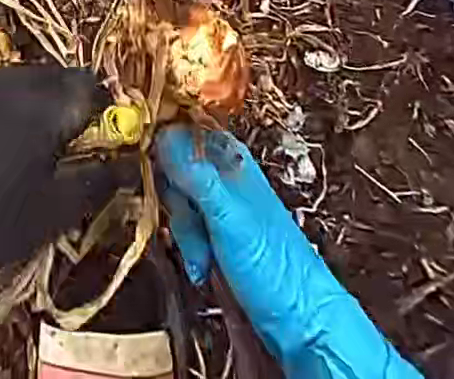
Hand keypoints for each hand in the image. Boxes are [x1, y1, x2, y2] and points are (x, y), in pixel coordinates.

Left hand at [0, 65, 132, 299]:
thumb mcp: (55, 210)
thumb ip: (100, 181)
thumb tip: (134, 164)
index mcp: (49, 102)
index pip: (97, 88)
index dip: (111, 114)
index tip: (109, 146)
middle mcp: (24, 80)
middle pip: (70, 79)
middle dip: (85, 107)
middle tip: (82, 151)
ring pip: (44, 82)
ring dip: (58, 106)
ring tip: (52, 151)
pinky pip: (19, 89)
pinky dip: (32, 107)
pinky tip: (20, 146)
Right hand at [156, 126, 423, 378]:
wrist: (297, 324)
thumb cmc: (273, 264)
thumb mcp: (227, 213)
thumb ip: (193, 173)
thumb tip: (161, 135)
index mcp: (229, 156)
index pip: (182, 130)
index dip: (164, 145)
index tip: (156, 166)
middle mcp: (220, 175)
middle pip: (171, 167)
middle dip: (173, 198)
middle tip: (189, 220)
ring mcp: (215, 205)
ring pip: (174, 199)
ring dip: (182, 229)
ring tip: (203, 255)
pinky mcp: (211, 234)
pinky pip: (182, 227)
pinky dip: (187, 247)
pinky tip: (202, 266)